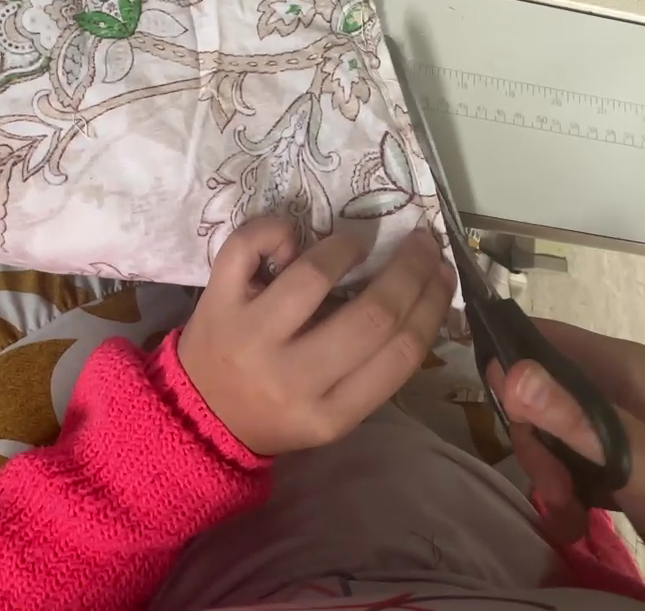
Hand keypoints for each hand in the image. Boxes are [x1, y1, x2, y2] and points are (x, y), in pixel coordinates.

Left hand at [179, 218, 455, 455]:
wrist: (200, 416)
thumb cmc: (278, 407)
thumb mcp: (332, 408)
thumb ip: (370, 363)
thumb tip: (420, 291)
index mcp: (331, 414)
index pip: (400, 353)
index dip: (432, 304)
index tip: (444, 271)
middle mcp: (292, 378)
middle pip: (370, 315)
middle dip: (408, 270)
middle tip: (421, 242)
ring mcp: (250, 336)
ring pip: (310, 278)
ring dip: (345, 248)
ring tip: (358, 242)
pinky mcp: (217, 302)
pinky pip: (246, 248)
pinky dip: (275, 229)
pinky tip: (293, 234)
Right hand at [488, 320, 644, 610]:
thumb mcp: (642, 463)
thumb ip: (575, 419)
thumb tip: (509, 373)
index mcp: (623, 365)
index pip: (541, 337)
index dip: (511, 365)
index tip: (505, 414)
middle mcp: (614, 382)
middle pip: (537, 390)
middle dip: (533, 438)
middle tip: (549, 487)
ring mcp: (614, 419)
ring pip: (546, 427)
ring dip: (546, 470)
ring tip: (565, 512)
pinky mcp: (613, 453)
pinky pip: (565, 456)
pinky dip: (561, 487)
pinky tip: (572, 519)